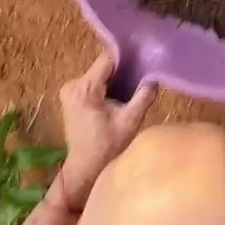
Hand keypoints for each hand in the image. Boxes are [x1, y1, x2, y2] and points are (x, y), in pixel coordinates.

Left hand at [53, 54, 157, 210]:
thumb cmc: (108, 146)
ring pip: (99, 76)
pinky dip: (108, 88)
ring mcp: (70, 91)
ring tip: (136, 85)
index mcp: (84, 88)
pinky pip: (94, 85)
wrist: (86, 168)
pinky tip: (122, 96)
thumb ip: (143, 96)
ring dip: (116, 81)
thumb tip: (155, 77)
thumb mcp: (130, 120)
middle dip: (123, 71)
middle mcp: (73, 85)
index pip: (107, 60)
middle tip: (144, 74)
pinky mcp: (72, 99)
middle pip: (103, 68)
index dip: (126, 57)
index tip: (145, 56)